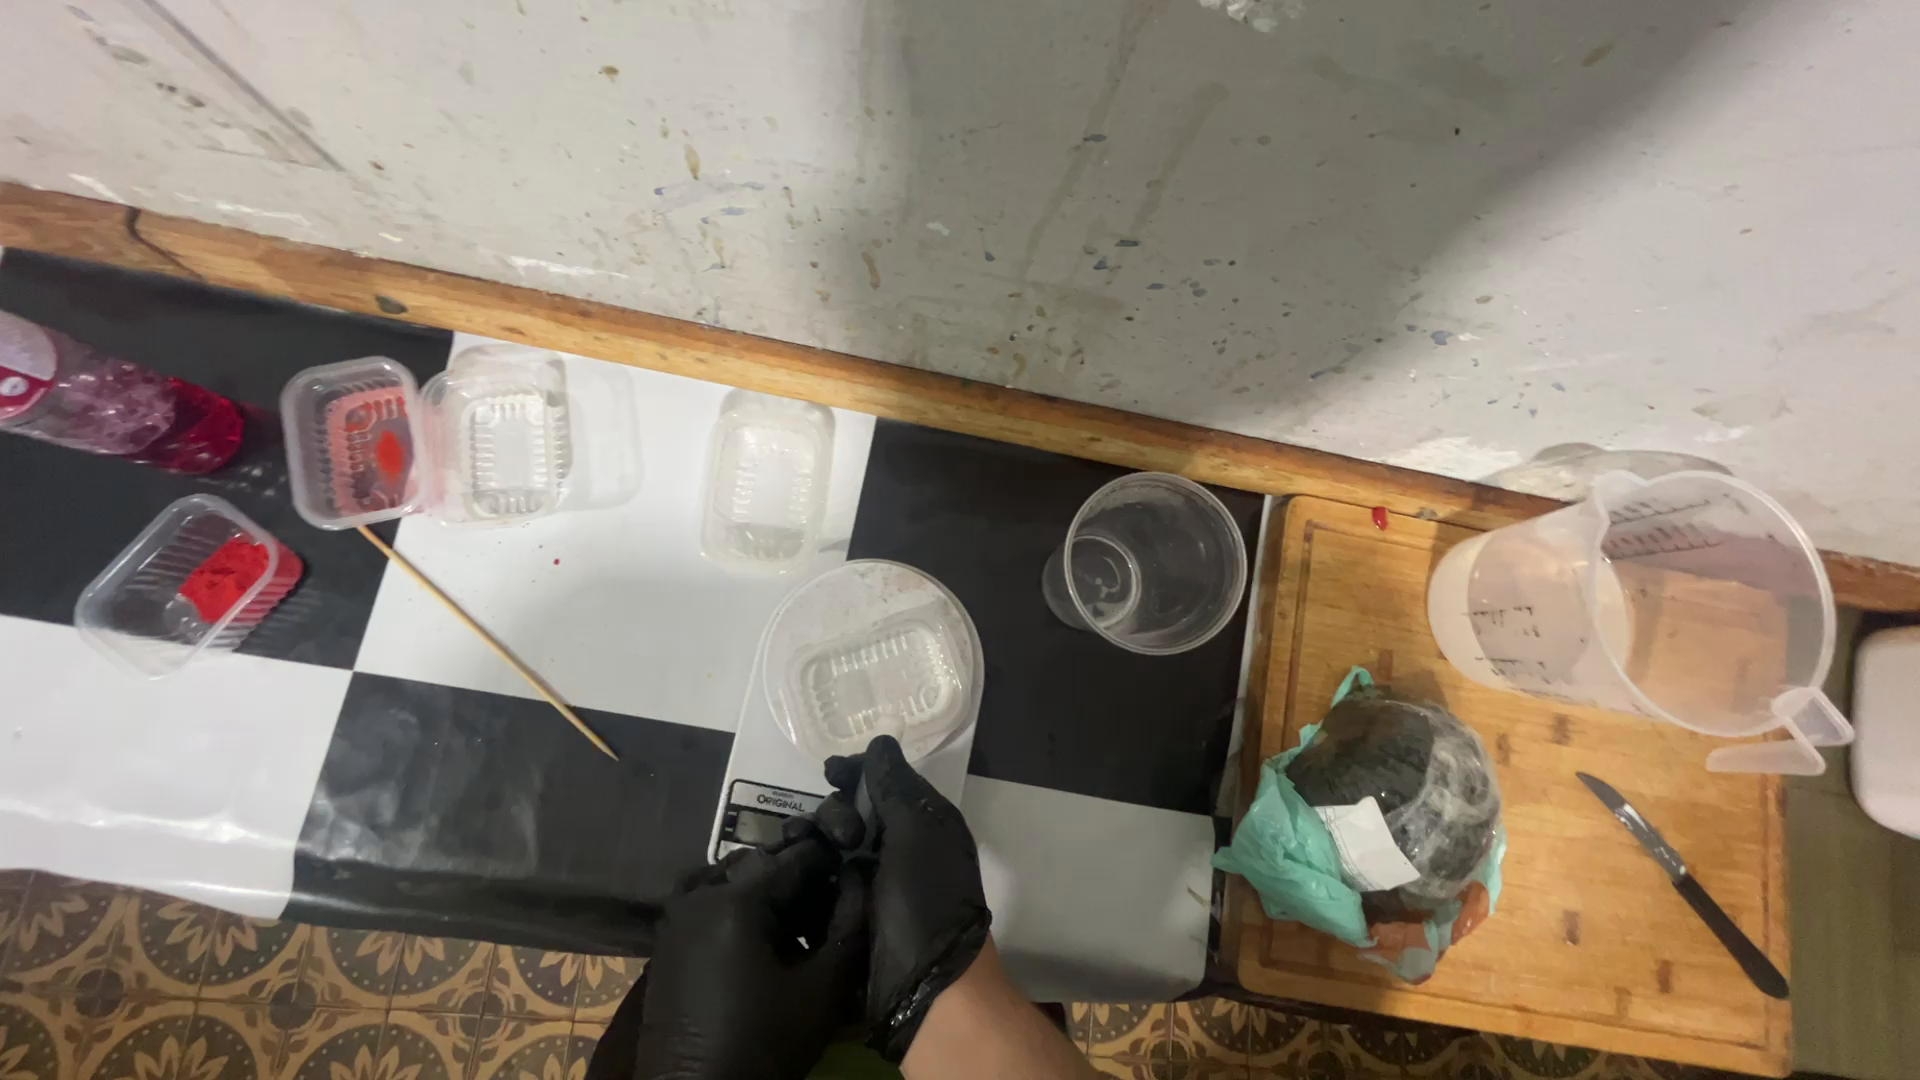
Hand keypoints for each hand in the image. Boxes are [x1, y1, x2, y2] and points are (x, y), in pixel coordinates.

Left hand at [630, 835, 866, 1079]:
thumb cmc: (762, 1043)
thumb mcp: (822, 989)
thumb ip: (850, 924)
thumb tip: (859, 875)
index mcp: (737, 897)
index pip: (798, 857)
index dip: (833, 862)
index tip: (856, 874)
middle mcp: (702, 893)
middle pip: (763, 863)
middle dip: (798, 878)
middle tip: (827, 906)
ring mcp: (677, 915)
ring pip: (731, 876)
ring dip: (764, 889)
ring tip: (792, 922)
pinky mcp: (666, 940)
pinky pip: (706, 899)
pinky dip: (733, 903)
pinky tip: (756, 935)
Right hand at [824, 735, 991, 1061]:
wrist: (923, 990)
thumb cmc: (927, 901)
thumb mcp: (917, 832)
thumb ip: (895, 785)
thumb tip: (881, 741)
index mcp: (924, 824)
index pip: (886, 781)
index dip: (858, 771)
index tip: (829, 770)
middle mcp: (898, 848)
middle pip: (854, 811)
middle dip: (836, 811)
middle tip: (838, 835)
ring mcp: (871, 884)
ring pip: (831, 843)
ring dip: (814, 839)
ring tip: (804, 849)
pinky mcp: (845, 915)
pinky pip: (819, 879)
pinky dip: (805, 869)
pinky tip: (790, 868)